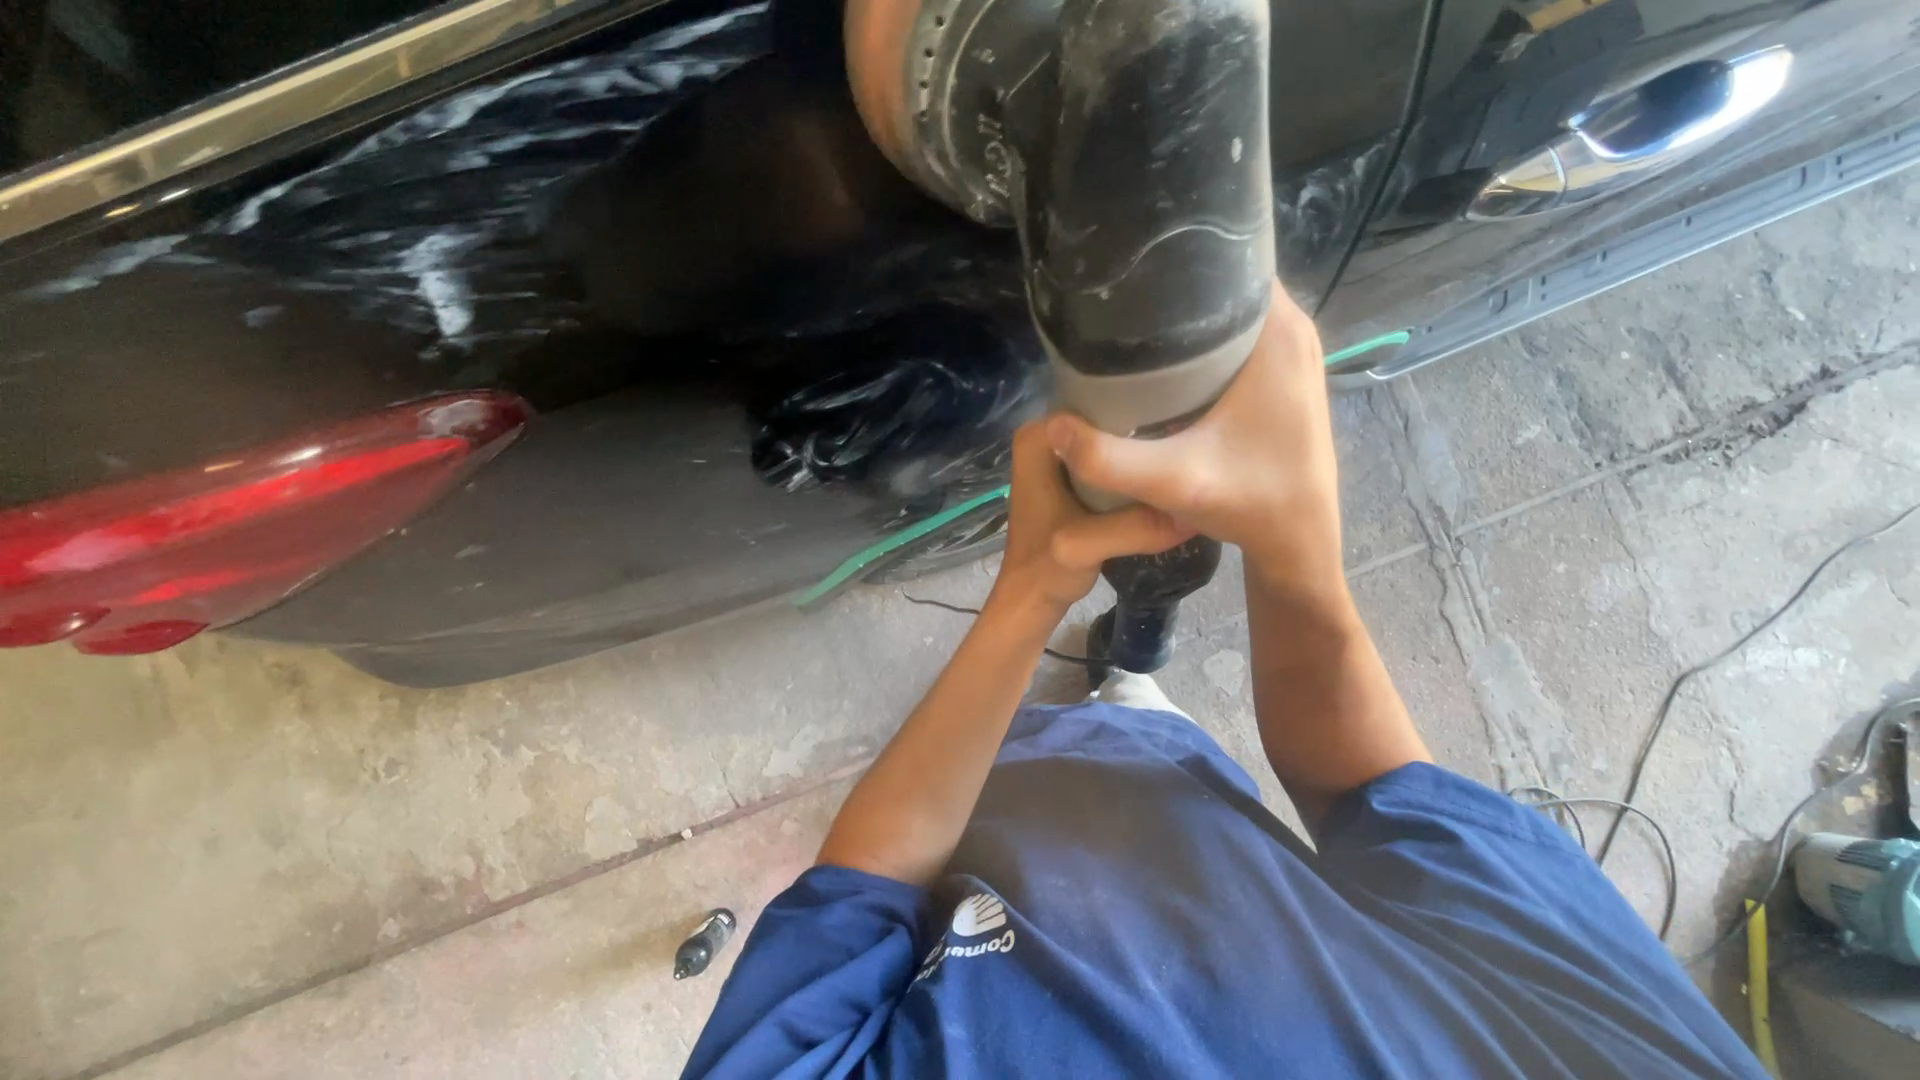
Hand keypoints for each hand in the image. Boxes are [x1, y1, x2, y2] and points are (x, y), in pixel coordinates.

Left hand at [990, 421, 1194, 615]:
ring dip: (1146, 447)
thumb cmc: (1045, 569)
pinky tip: (1170, 470)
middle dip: (1150, 425)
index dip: (1143, 404)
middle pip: (1110, 414)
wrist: (1030, 600)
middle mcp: (1047, 435)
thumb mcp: (1087, 547)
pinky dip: (1136, 466)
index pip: (1099, 397)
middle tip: (1195, 435)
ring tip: (1191, 448)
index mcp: (1039, 437)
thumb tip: (1193, 514)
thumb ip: (1134, 528)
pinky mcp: (1074, 474)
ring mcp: (1061, 454)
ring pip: (1114, 437)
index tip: (1187, 416)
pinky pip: (1113, 457)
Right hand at [1045, 283, 1344, 600]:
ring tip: (1128, 324)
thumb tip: (1051, 427)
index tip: (1126, 268)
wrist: (1299, 543)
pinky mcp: (1282, 375)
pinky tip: (1159, 360)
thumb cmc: (1252, 503)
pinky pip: (1236, 338)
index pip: (1230, 257)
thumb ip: (1110, 459)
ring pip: (1228, 312)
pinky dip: (1201, 341)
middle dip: (1172, 287)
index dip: (1178, 256)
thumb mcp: (1175, 483)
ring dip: (1185, 317)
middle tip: (1113, 302)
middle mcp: (1291, 329)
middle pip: (1224, 282)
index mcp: (1277, 332)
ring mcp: (1289, 352)